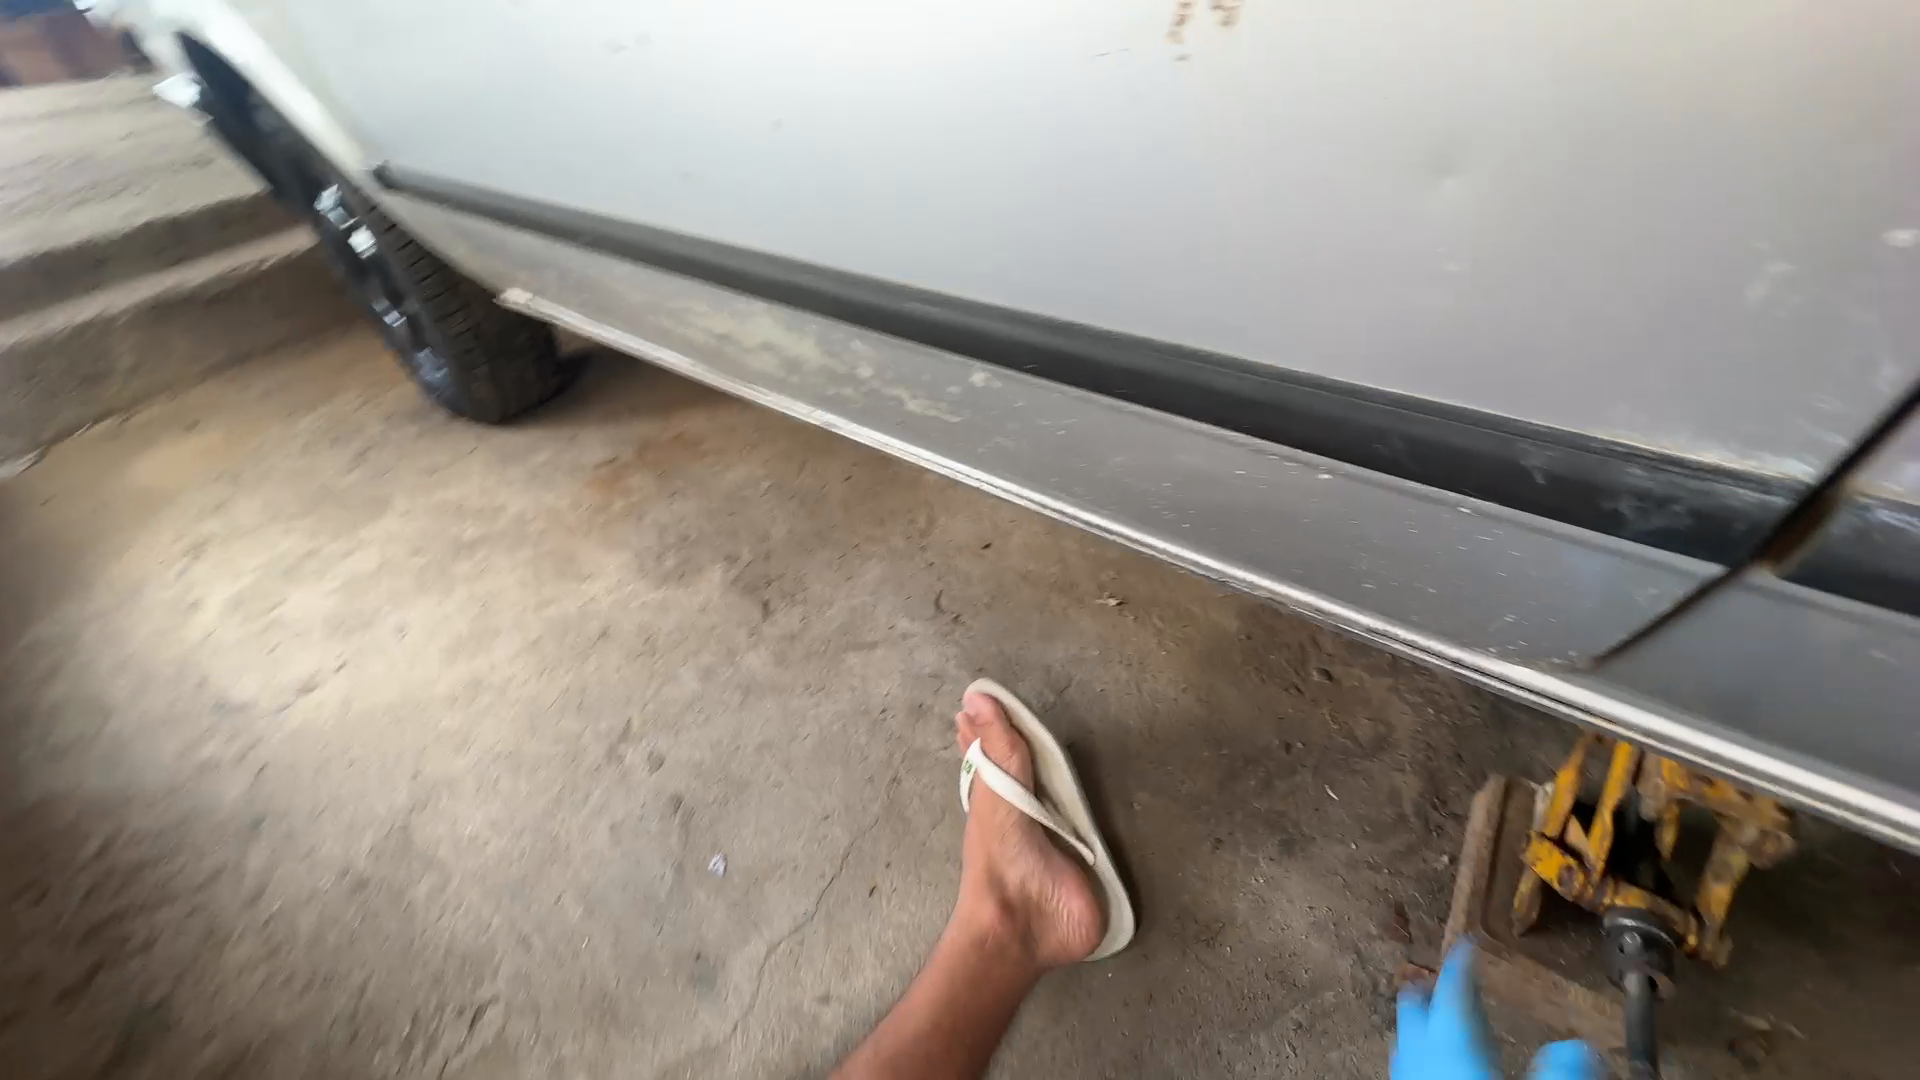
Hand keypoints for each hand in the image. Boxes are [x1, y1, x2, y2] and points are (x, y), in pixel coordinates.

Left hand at [1393, 942, 1597, 1079]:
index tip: (1467, 944)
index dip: (1461, 966)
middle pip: (1416, 1010)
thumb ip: (1561, 1076)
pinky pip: (1409, 1069)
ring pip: (1408, 1040)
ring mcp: (1406, 1079)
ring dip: (1425, 1025)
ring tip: (1446, 1020)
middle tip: (1452, 980)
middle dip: (1432, 992)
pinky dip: (1423, 1056)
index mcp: (1450, 1044)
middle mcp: (1418, 1055)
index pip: (1453, 993)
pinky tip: (1440, 1068)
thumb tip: (1582, 1048)